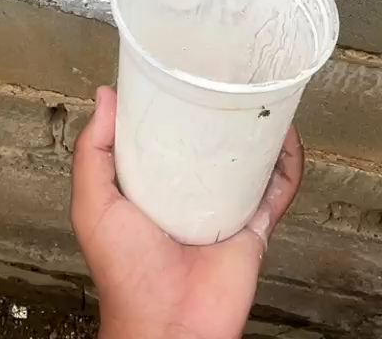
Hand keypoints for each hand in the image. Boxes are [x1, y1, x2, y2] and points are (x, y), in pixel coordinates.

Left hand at [70, 87, 302, 338]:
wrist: (170, 328)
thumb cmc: (127, 277)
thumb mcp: (95, 207)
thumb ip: (92, 153)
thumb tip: (106, 95)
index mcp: (154, 183)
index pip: (166, 132)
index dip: (173, 102)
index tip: (180, 69)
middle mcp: (192, 190)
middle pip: (213, 140)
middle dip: (221, 108)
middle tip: (228, 73)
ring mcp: (226, 206)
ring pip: (251, 157)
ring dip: (260, 129)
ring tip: (263, 95)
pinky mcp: (256, 224)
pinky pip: (278, 188)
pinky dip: (288, 163)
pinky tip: (288, 137)